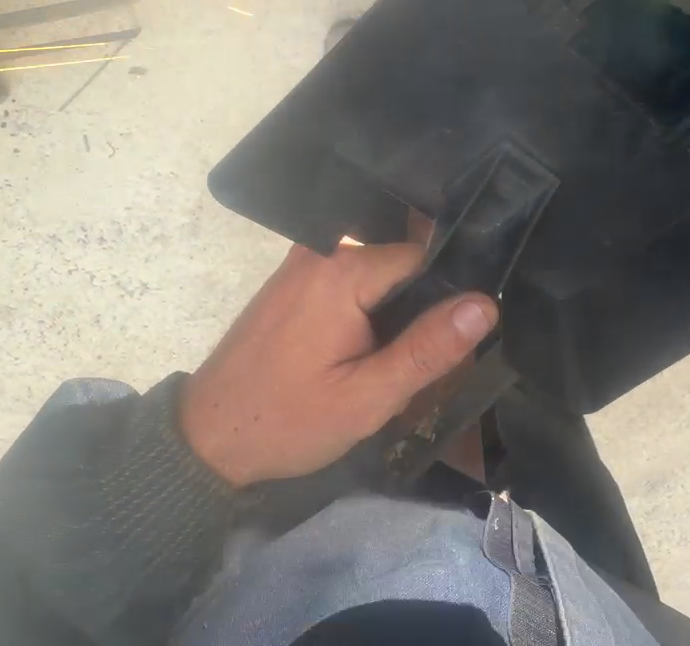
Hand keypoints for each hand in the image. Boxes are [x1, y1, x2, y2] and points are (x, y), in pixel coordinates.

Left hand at [179, 241, 498, 486]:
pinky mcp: (295, 277)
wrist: (204, 440)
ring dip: (395, 309)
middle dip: (420, 305)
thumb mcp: (368, 397)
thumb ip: (429, 348)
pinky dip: (370, 307)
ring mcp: (305, 260)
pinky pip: (353, 278)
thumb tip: (484, 305)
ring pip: (379, 272)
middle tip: (423, 358)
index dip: (447, 295)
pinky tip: (369, 345)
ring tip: (395, 355)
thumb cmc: (287, 421)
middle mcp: (324, 249)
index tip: (451, 338)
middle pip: (402, 262)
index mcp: (344, 270)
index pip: (424, 257)